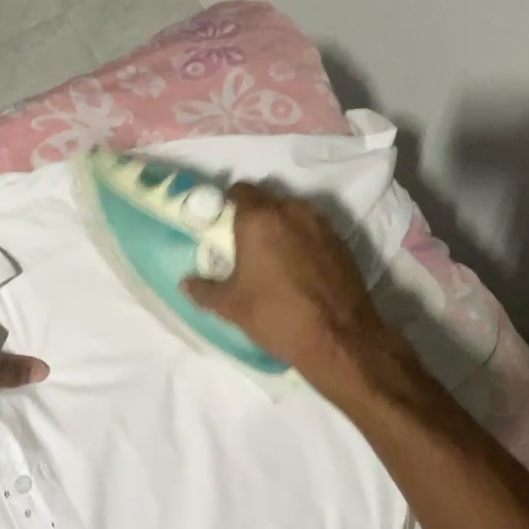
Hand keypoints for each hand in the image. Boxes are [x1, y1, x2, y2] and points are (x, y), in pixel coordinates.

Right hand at [182, 182, 402, 393]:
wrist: (340, 339)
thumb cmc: (277, 316)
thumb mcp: (231, 307)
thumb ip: (205, 290)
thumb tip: (186, 282)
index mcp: (259, 219)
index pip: (241, 190)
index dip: (230, 202)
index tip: (224, 221)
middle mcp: (292, 212)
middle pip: (269, 199)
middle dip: (257, 213)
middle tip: (247, 240)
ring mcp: (322, 225)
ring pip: (296, 213)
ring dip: (284, 225)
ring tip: (275, 254)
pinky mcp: (343, 243)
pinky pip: (316, 230)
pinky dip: (306, 240)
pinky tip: (301, 267)